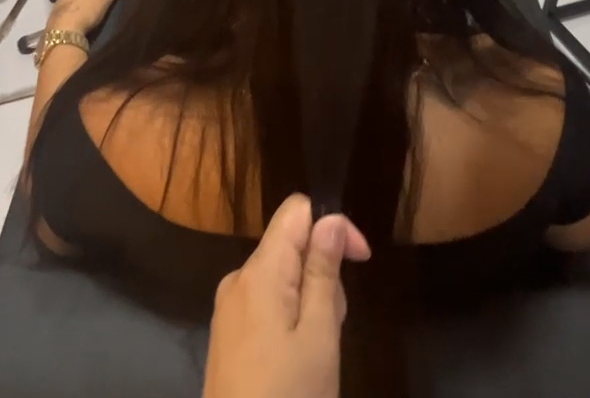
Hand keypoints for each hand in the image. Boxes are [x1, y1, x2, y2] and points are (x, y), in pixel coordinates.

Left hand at [44, 0, 128, 35]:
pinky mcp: (52, 26)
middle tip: (87, 1)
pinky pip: (59, 21)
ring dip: (69, 10)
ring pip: (63, 7)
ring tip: (80, 16)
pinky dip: (65, 22)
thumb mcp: (101, 2)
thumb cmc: (83, 14)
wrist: (64, 35)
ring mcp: (55, 13)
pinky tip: (72, 28)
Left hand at [204, 194, 370, 397]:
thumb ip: (323, 272)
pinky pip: (267, 302)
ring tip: (317, 352)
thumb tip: (331, 219)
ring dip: (309, 300)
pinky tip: (297, 360)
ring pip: (282, 277)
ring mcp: (229, 306)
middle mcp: (238, 278)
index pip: (295, 211)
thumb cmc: (288, 395)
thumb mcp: (319, 336)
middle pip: (291, 246)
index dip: (333, 225)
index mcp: (260, 271)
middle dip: (322, 274)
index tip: (361, 260)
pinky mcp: (228, 332)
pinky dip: (290, 318)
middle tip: (333, 327)